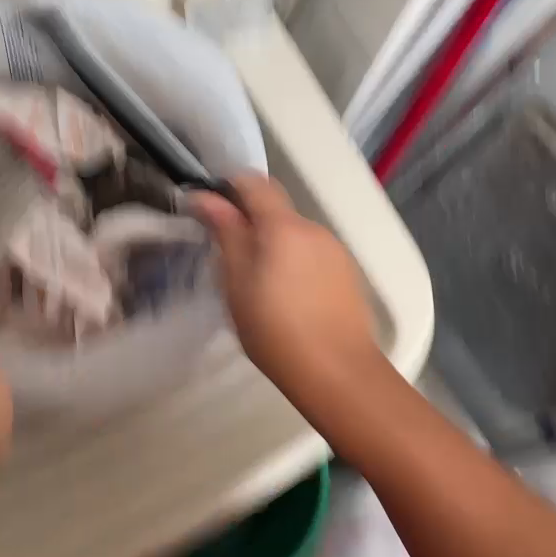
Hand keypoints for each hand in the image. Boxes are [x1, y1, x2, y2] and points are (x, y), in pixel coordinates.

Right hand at [190, 174, 381, 392]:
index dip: (228, 187)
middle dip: (250, 223)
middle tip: (227, 258)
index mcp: (284, 226)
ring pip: (294, 235)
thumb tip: (208, 198)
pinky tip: (287, 300)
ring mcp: (335, 251)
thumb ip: (226, 233)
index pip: (254, 183)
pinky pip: (312, 255)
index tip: (208, 209)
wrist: (338, 373)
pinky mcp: (347, 274)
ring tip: (257, 287)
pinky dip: (294, 264)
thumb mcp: (237, 283)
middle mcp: (314, 229)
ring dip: (273, 246)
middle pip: (276, 210)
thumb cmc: (275, 330)